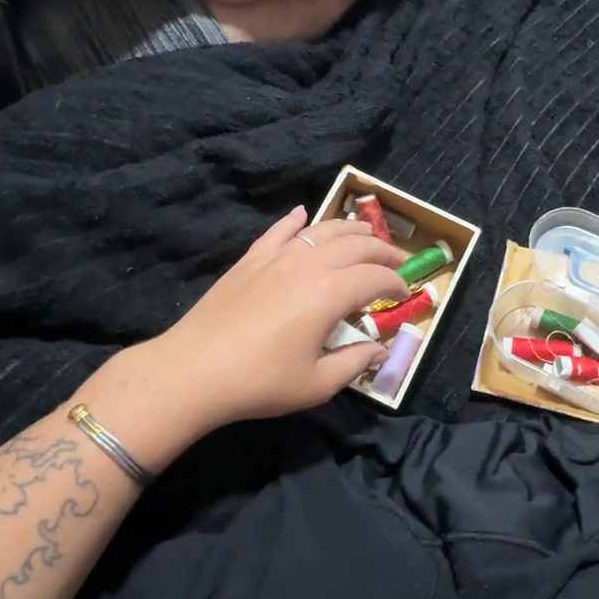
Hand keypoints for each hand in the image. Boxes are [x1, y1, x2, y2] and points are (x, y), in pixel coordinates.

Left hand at [124, 207, 407, 432]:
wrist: (193, 371)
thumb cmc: (260, 382)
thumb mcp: (317, 384)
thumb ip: (354, 363)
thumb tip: (379, 352)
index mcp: (331, 293)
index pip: (376, 277)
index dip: (395, 283)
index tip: (404, 293)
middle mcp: (309, 264)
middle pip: (356, 244)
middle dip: (382, 249)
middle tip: (396, 260)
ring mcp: (277, 257)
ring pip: (322, 230)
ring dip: (349, 228)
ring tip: (365, 231)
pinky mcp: (250, 260)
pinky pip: (279, 231)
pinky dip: (295, 220)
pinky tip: (303, 213)